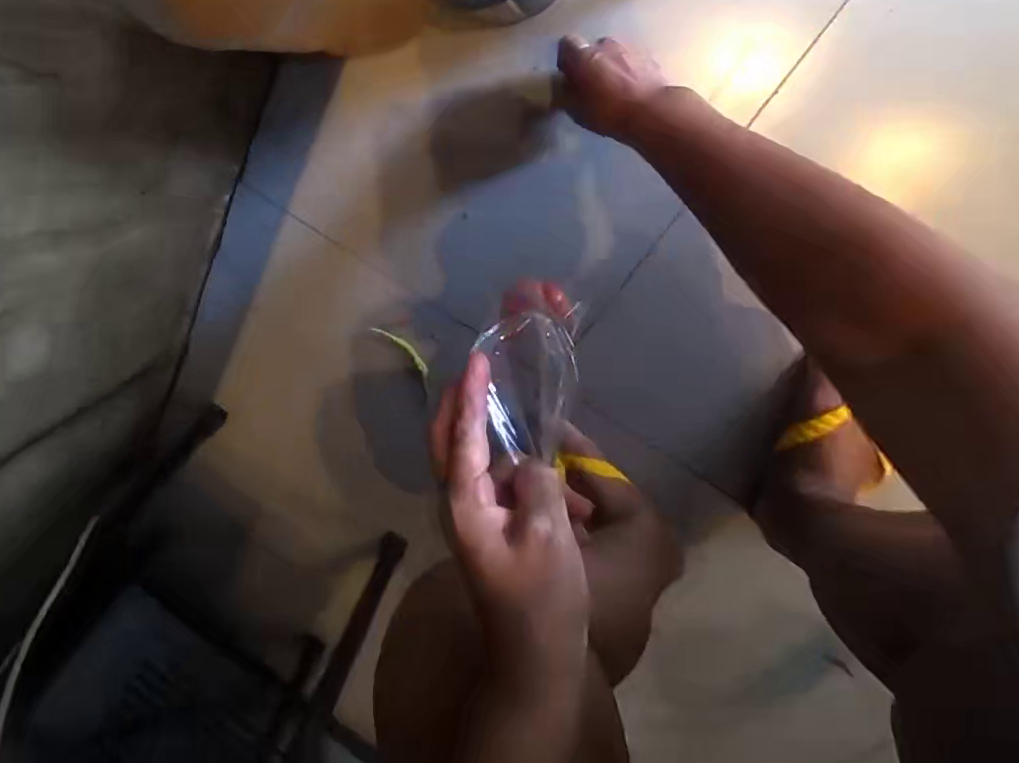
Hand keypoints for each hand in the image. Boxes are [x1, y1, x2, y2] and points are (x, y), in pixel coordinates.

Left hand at [430, 352, 589, 689]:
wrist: (535, 661)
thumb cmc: (541, 599)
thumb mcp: (548, 533)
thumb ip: (537, 481)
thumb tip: (529, 461)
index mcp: (464, 503)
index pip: (462, 435)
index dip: (469, 394)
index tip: (476, 358)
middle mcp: (459, 504)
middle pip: (450, 441)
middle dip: (461, 403)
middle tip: (478, 371)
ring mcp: (473, 516)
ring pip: (485, 464)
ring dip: (515, 454)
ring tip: (564, 479)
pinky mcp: (491, 528)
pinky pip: (505, 486)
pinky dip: (529, 479)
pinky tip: (568, 494)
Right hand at [556, 34, 669, 142]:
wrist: (653, 112)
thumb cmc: (609, 112)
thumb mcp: (577, 111)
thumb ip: (567, 94)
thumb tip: (564, 87)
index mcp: (583, 55)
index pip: (566, 44)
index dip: (566, 59)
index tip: (569, 76)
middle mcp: (605, 44)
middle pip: (592, 47)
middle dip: (591, 62)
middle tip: (593, 84)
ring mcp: (630, 47)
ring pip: (614, 52)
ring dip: (612, 64)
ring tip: (616, 87)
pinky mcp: (650, 55)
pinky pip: (632, 59)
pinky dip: (630, 69)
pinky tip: (633, 88)